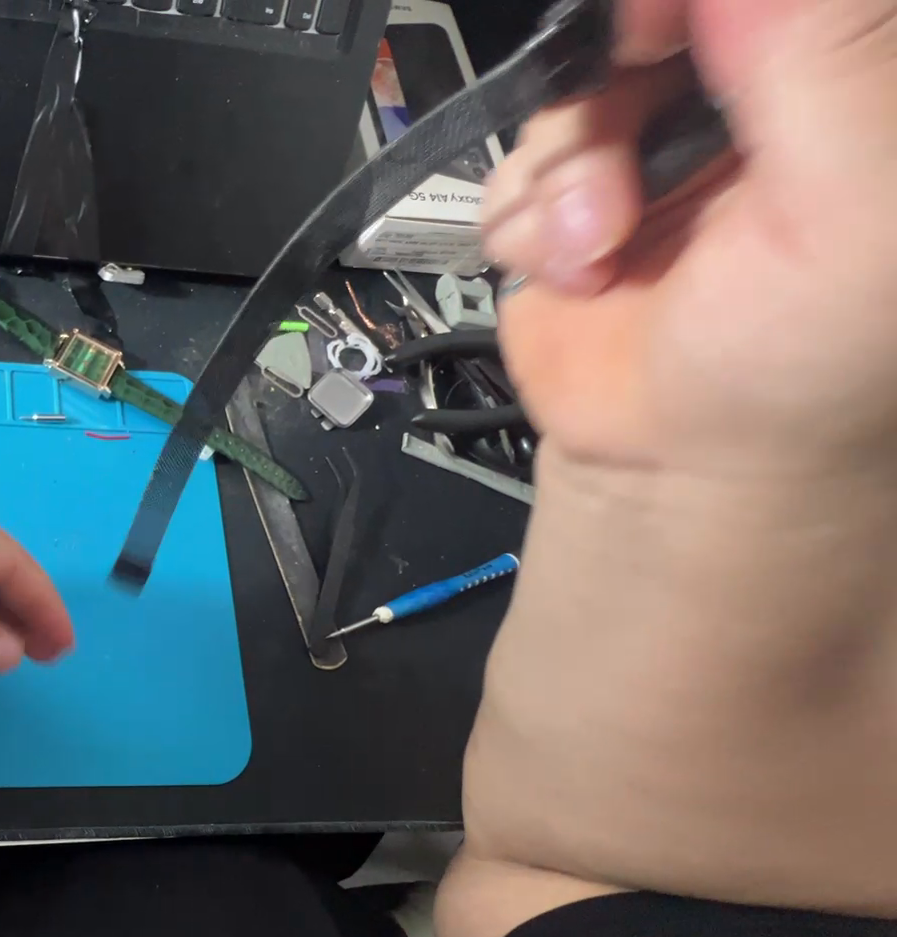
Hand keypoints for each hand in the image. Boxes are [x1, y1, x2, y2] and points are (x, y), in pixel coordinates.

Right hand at [482, 0, 896, 477]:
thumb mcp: (859, 205)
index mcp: (848, 85)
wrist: (674, 459)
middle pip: (641, 36)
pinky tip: (561, 270)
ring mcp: (641, 161)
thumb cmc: (801, 352)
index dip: (700, 4)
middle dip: (613, 89)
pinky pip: (509, 182)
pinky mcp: (561, 214)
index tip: (656, 28)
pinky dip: (520, 225)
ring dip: (559, 182)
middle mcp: (745, 105)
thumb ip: (823, 62)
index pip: (764, 5)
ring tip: (590, 251)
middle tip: (619, 138)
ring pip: (562, 107)